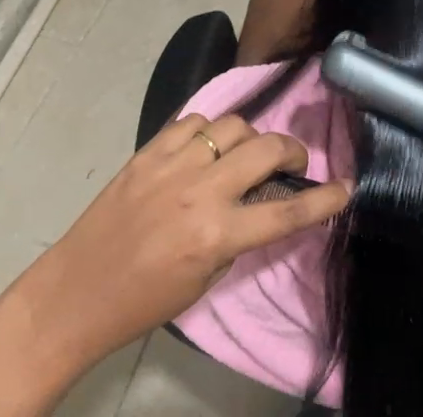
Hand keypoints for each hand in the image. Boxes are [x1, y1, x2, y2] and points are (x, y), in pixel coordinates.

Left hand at [19, 113, 350, 361]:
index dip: (324, 200)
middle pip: (265, 149)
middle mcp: (199, 192)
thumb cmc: (145, 300)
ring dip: (250, 137)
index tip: (345, 187)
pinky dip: (209, 131)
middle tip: (293, 164)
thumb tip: (264, 201)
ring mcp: (171, 166)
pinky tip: (206, 147)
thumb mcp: (206, 279)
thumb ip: (239, 236)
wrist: (77, 291)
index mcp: (216, 235)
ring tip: (245, 154)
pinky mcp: (147, 152)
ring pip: (231, 125)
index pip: (286, 212)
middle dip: (292, 151)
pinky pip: (191, 122)